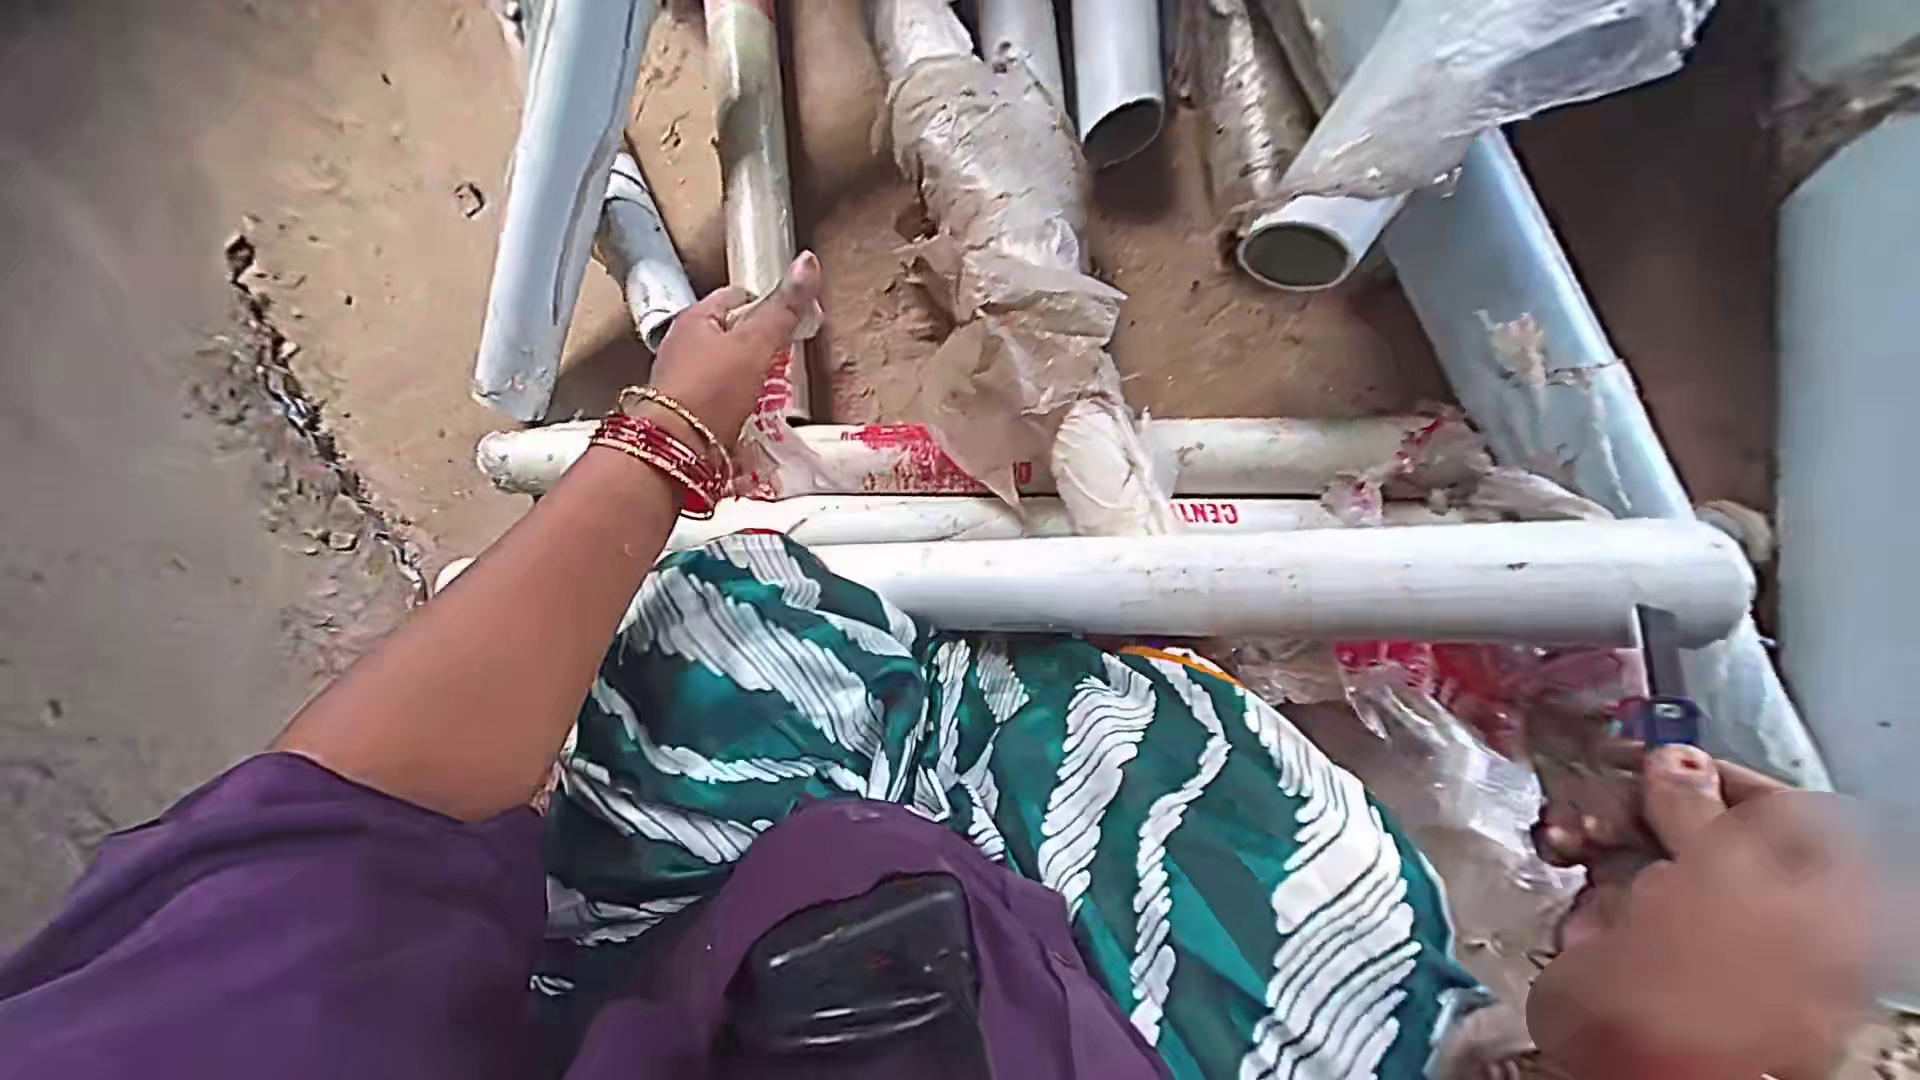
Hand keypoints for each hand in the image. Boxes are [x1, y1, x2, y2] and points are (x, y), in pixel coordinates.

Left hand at [645, 251, 823, 446]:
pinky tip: (753, 412)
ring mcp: (685, 379)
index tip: (791, 322)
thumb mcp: (756, 344)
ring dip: (750, 375)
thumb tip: (808, 261)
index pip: (737, 297)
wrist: (678, 447)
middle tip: (786, 359)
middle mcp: (684, 345)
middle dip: (760, 344)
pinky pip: (722, 396)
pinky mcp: (690, 411)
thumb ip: (783, 309)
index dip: (767, 305)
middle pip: (732, 334)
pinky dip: (740, 400)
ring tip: (774, 388)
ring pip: (726, 366)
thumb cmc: (712, 390)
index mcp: (696, 318)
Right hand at [1529, 745, 1867, 1079]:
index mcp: (1815, 893)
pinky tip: (1561, 845)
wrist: (1628, 1039)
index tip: (1662, 754)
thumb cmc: (1701, 966)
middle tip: (1604, 786)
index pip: (1786, 808)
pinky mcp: (1625, 906)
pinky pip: (1601, 853)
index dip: (1724, 776)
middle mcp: (1754, 892)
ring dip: (1597, 814)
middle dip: (1643, 794)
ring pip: (1640, 827)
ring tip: (1573, 828)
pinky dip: (1574, 840)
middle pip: (1700, 812)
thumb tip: (1676, 757)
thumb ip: (1699, 809)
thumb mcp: (1718, 877)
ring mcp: (1685, 901)